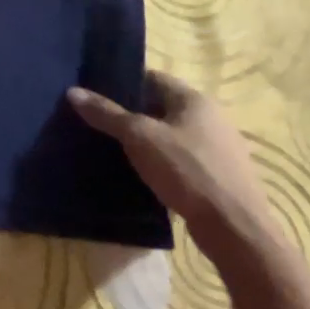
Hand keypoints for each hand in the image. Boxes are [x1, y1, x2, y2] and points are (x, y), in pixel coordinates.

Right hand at [67, 71, 270, 237]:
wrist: (236, 231)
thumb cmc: (187, 171)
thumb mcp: (138, 137)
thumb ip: (106, 113)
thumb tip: (73, 91)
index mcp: (196, 100)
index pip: (151, 78)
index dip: (121, 83)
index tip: (94, 92)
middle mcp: (213, 119)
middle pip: (161, 107)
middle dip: (131, 113)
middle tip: (98, 120)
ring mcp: (221, 150)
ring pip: (172, 135)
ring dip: (146, 140)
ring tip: (114, 146)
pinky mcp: (222, 178)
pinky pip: (183, 159)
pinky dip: (162, 162)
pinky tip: (142, 172)